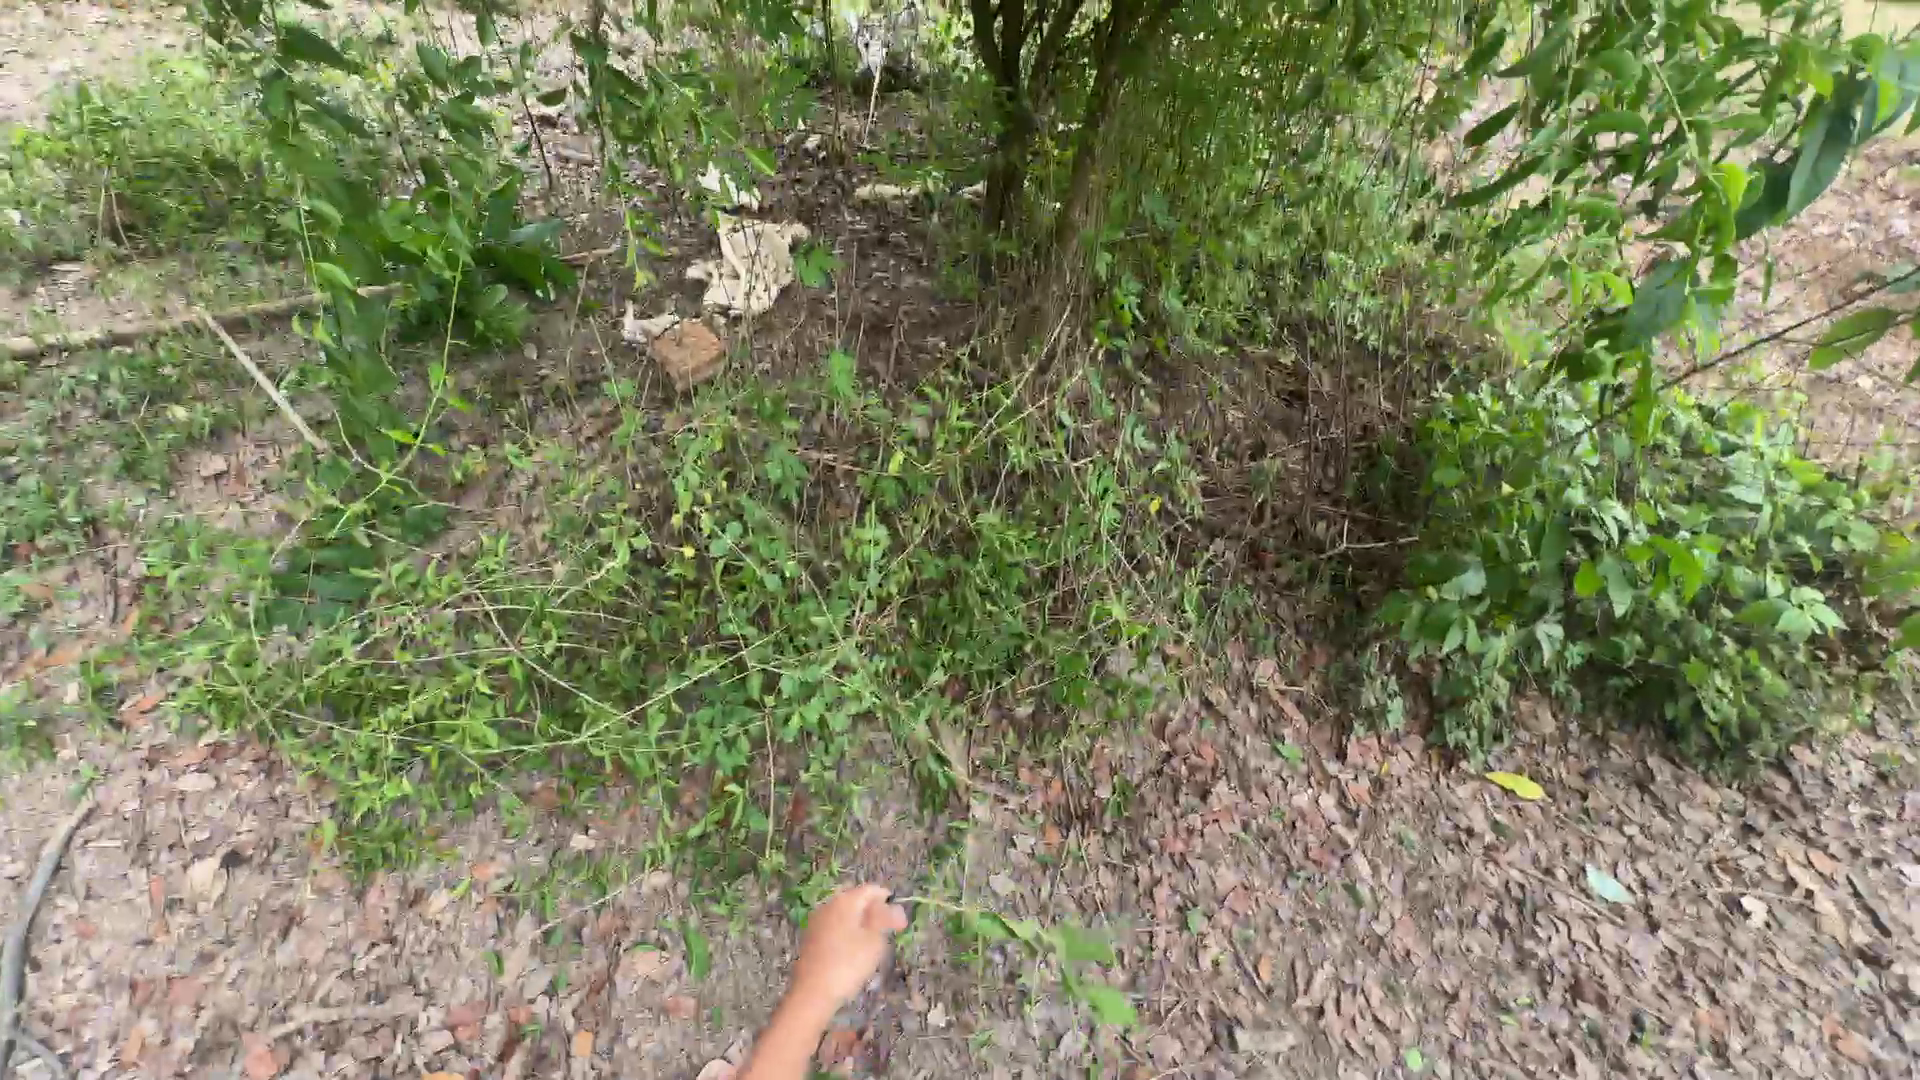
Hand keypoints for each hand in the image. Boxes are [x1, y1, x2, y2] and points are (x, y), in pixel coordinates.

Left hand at [789, 884, 907, 1010]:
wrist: (812, 993)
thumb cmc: (848, 964)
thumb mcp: (874, 941)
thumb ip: (886, 919)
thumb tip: (896, 908)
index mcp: (846, 900)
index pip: (871, 890)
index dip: (887, 902)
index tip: (899, 921)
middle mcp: (829, 904)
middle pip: (856, 900)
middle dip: (872, 910)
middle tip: (885, 929)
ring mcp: (817, 920)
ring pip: (844, 913)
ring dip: (859, 921)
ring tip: (871, 941)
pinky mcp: (810, 937)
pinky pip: (834, 926)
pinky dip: (846, 931)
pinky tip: (851, 949)